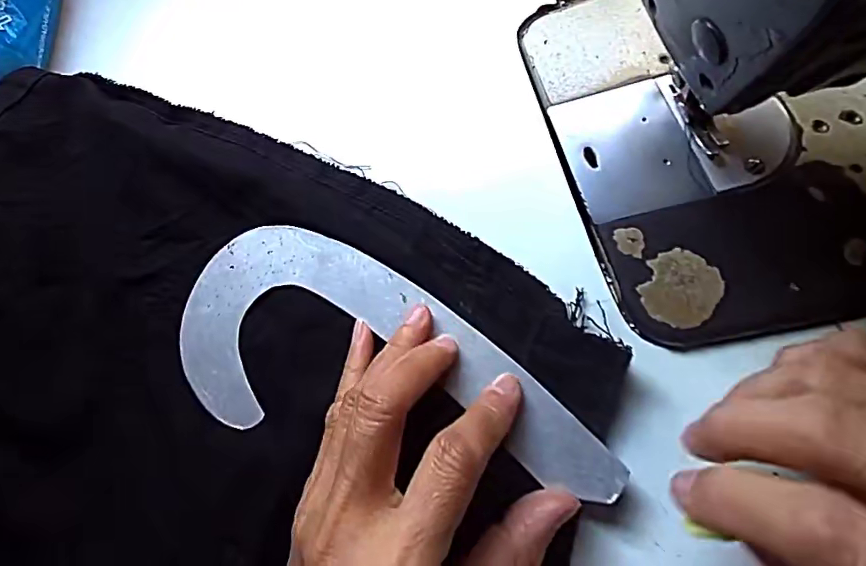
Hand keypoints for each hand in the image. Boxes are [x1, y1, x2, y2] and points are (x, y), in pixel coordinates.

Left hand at [290, 305, 580, 565]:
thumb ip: (508, 555)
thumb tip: (554, 501)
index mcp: (396, 555)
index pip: (447, 461)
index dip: (484, 417)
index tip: (507, 390)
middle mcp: (351, 522)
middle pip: (382, 413)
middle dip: (418, 366)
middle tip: (451, 343)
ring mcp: (322, 507)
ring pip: (351, 406)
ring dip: (385, 356)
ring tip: (414, 322)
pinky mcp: (310, 499)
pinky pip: (330, 420)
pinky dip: (348, 373)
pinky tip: (361, 342)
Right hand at [673, 330, 865, 565]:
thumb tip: (757, 525)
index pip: (832, 526)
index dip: (744, 500)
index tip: (692, 491)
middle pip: (834, 430)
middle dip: (745, 425)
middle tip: (699, 443)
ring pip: (851, 377)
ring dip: (773, 385)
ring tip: (736, 412)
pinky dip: (818, 359)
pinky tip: (793, 376)